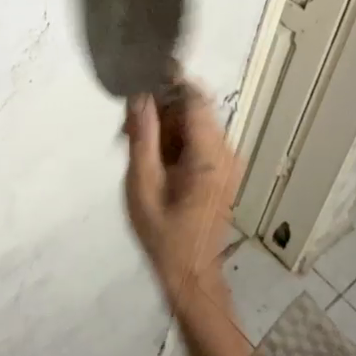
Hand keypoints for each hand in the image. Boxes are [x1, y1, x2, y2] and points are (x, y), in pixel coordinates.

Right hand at [124, 86, 240, 310]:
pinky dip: (174, 138)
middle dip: (160, 107)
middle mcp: (226, 151)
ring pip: (194, 120)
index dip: (168, 82)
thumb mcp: (143, 184)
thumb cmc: (163, 233)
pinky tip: (152, 155)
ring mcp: (228, 161)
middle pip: (194, 107)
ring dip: (165, 123)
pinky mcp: (223, 169)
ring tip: (135, 141)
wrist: (191, 275)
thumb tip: (140, 95)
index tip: (140, 80)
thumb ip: (143, 135)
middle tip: (128, 125)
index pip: (195, 97)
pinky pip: (198, 137)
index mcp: (210, 154)